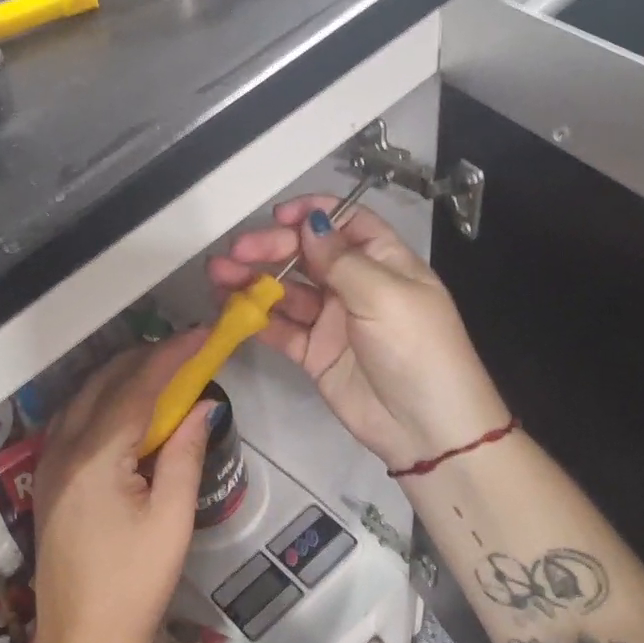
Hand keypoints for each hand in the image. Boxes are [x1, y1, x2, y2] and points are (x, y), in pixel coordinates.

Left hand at [27, 335, 219, 642]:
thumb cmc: (134, 587)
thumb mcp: (171, 520)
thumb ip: (183, 454)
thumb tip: (202, 406)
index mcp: (94, 456)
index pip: (137, 388)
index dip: (172, 357)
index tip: (204, 336)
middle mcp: (63, 448)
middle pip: (104, 384)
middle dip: (145, 360)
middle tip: (188, 352)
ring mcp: (48, 463)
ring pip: (82, 398)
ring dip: (120, 378)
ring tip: (163, 372)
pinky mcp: (47, 480)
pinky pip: (71, 421)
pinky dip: (100, 402)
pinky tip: (125, 410)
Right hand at [206, 197, 507, 470]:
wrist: (426, 428)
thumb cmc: (417, 349)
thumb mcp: (385, 295)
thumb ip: (340, 260)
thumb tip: (311, 223)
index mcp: (384, 263)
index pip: (346, 224)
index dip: (313, 214)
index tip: (278, 216)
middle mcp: (355, 286)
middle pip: (306, 256)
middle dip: (269, 249)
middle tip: (234, 253)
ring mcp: (332, 321)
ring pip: (285, 292)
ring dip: (252, 282)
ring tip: (217, 276)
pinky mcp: (313, 353)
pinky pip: (279, 328)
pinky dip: (253, 319)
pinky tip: (228, 309)